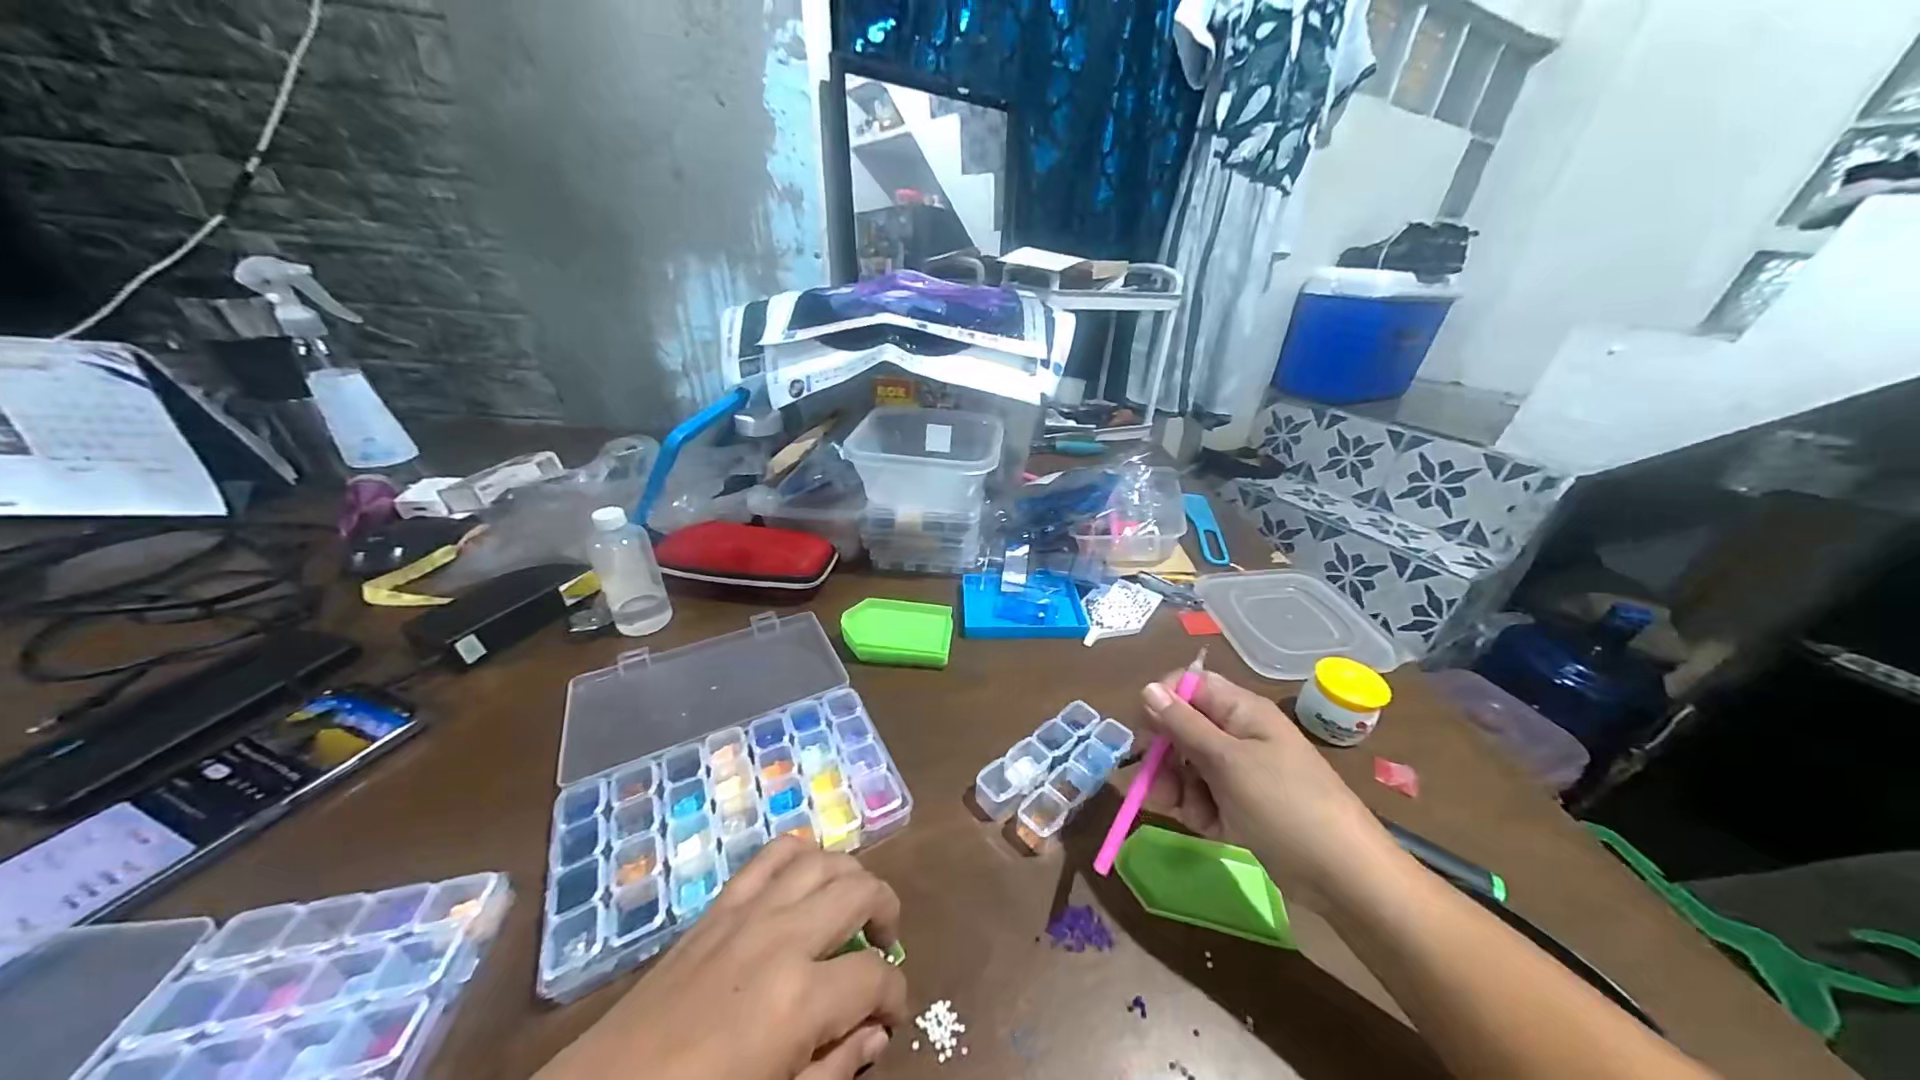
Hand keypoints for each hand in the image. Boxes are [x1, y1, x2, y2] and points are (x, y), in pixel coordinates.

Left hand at [537, 837, 907, 1079]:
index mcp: (801, 998)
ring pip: (823, 860)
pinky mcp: (718, 905)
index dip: (896, 995)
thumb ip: (837, 1068)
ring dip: (852, 876)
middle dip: (888, 913)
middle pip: (860, 892)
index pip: (877, 975)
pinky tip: (808, 878)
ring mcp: (748, 912)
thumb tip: (876, 1033)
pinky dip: (801, 854)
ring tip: (855, 906)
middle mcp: (783, 936)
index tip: (892, 1015)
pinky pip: (771, 855)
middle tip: (884, 947)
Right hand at [1137, 671, 1401, 907]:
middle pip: (1181, 729)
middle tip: (1154, 782)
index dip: (1162, 703)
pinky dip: (1195, 809)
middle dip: (1164, 755)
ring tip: (1186, 812)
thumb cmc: (1285, 806)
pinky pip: (1201, 797)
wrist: (1343, 877)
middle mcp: (1237, 735)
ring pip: (1185, 766)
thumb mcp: (1228, 762)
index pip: (1189, 686)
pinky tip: (1205, 826)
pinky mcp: (1238, 806)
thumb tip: (1146, 687)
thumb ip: (1183, 725)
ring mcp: (1238, 772)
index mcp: (1241, 711)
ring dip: (1176, 787)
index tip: (1146, 733)